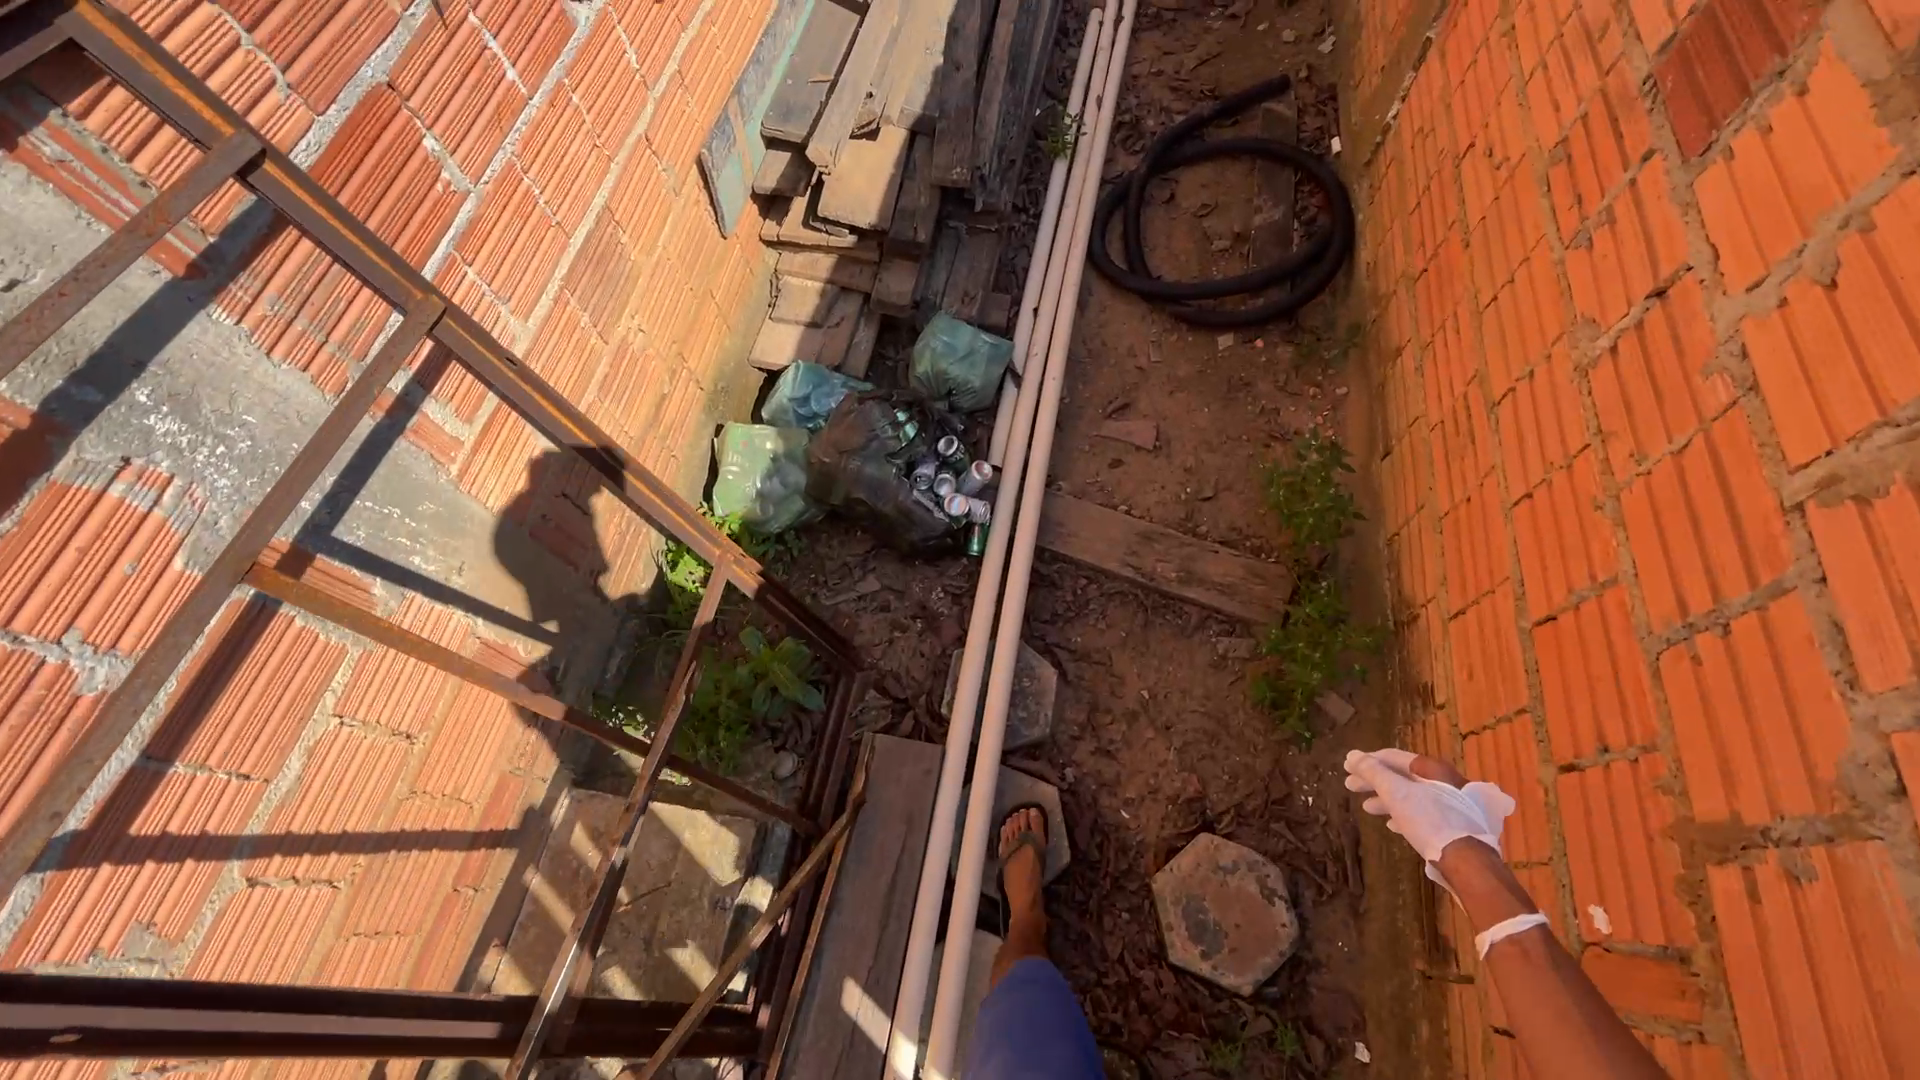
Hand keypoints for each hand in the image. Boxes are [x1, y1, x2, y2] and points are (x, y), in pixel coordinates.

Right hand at [1343, 749, 1515, 891]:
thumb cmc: (1430, 820)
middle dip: (1374, 780)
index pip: (1392, 757)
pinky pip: (1422, 812)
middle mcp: (1444, 782)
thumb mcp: (1396, 793)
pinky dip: (1403, 813)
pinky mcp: (1454, 825)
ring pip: (1411, 795)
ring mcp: (1452, 804)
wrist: (1468, 862)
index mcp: (1432, 769)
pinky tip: (1392, 824)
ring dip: (1386, 799)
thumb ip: (1373, 772)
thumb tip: (1352, 755)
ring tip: (1367, 807)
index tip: (1347, 767)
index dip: (1367, 760)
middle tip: (1350, 786)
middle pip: (1401, 776)